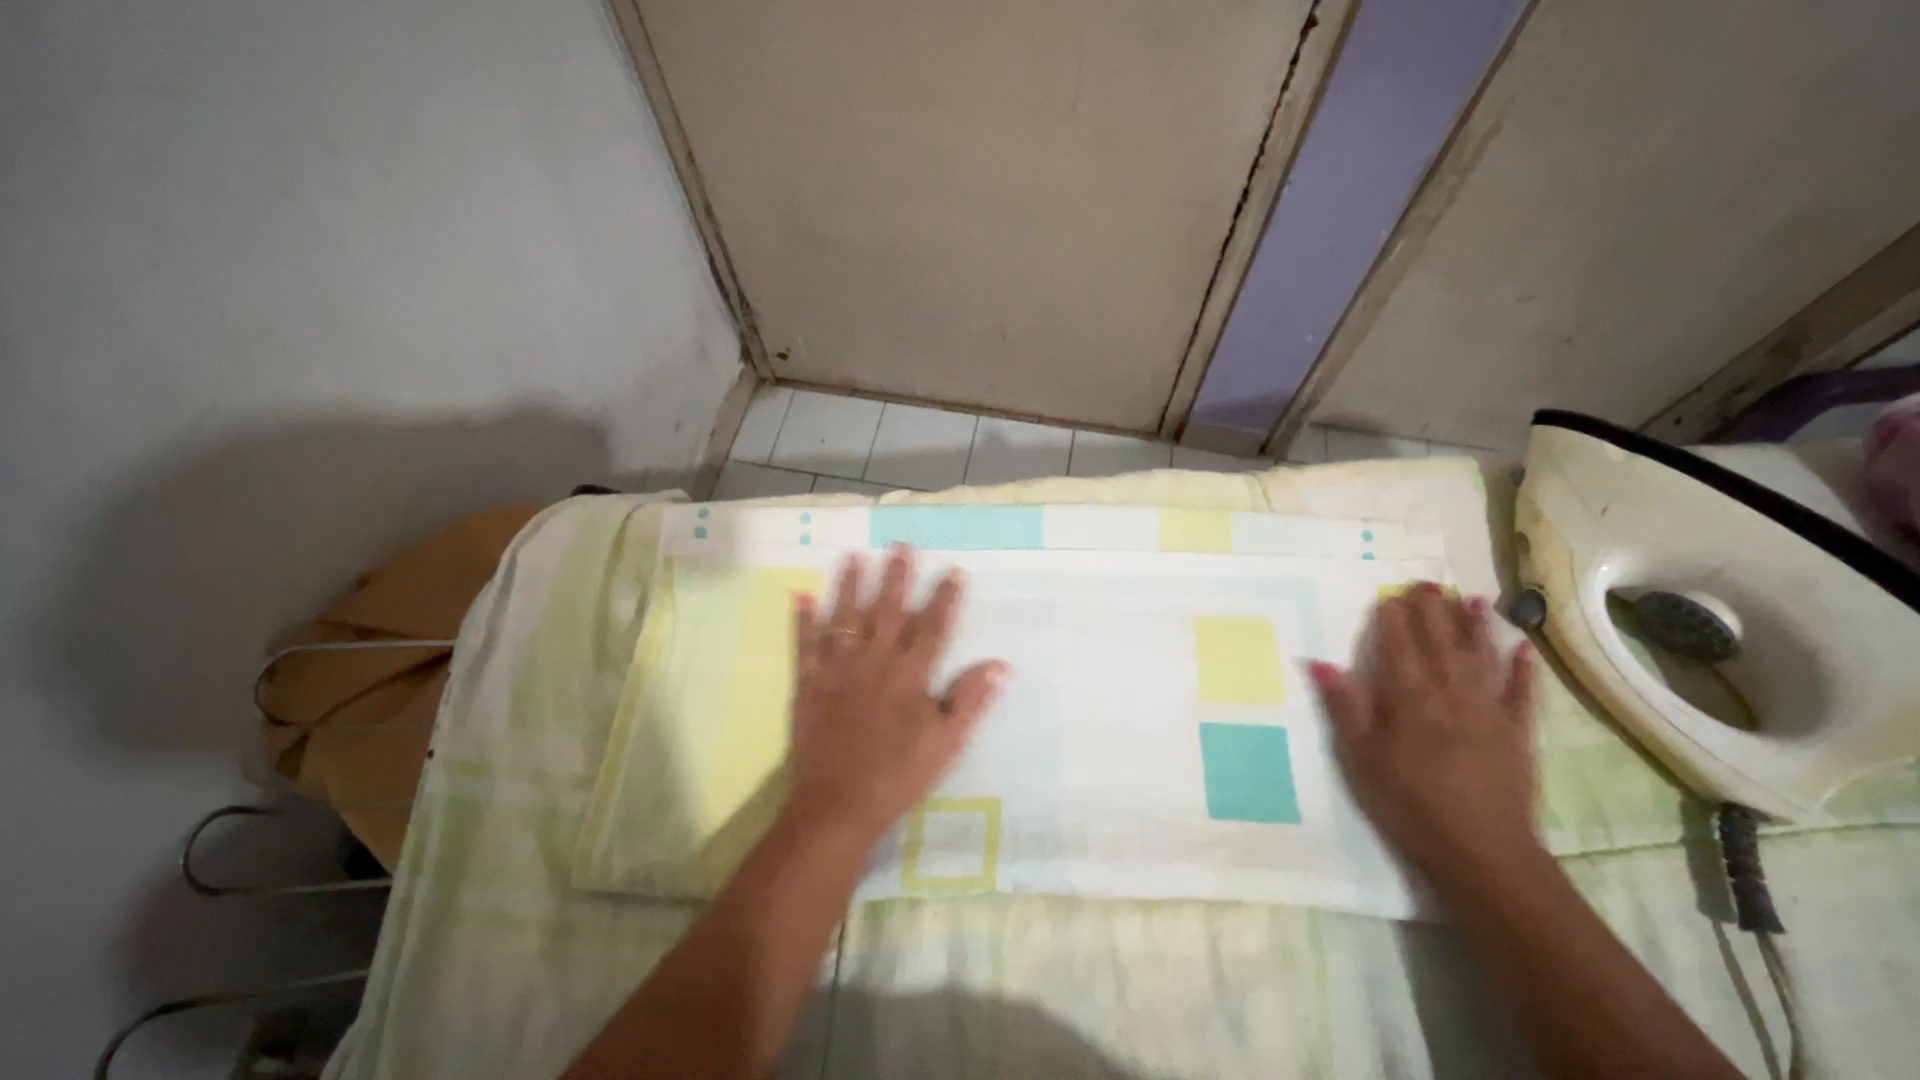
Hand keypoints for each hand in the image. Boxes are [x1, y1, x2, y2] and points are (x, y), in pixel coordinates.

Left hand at [785, 545, 1008, 841]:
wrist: (838, 804)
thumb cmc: (898, 775)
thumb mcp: (946, 742)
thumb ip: (970, 700)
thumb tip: (1001, 664)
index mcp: (910, 674)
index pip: (933, 627)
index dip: (944, 599)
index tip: (953, 572)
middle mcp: (874, 661)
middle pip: (887, 610)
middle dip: (896, 577)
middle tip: (900, 545)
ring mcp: (838, 669)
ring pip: (845, 618)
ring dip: (849, 585)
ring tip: (853, 557)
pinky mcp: (809, 684)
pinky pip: (805, 644)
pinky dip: (803, 620)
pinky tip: (802, 596)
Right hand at [1307, 584, 1540, 883]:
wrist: (1480, 851)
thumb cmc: (1408, 804)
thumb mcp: (1361, 758)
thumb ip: (1345, 707)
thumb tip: (1321, 662)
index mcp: (1409, 698)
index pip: (1399, 646)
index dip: (1394, 619)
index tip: (1390, 594)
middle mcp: (1451, 693)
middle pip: (1441, 642)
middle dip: (1433, 610)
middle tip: (1427, 582)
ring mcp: (1490, 711)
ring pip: (1482, 658)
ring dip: (1477, 626)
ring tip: (1473, 599)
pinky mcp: (1518, 734)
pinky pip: (1522, 694)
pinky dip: (1524, 670)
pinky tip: (1524, 649)